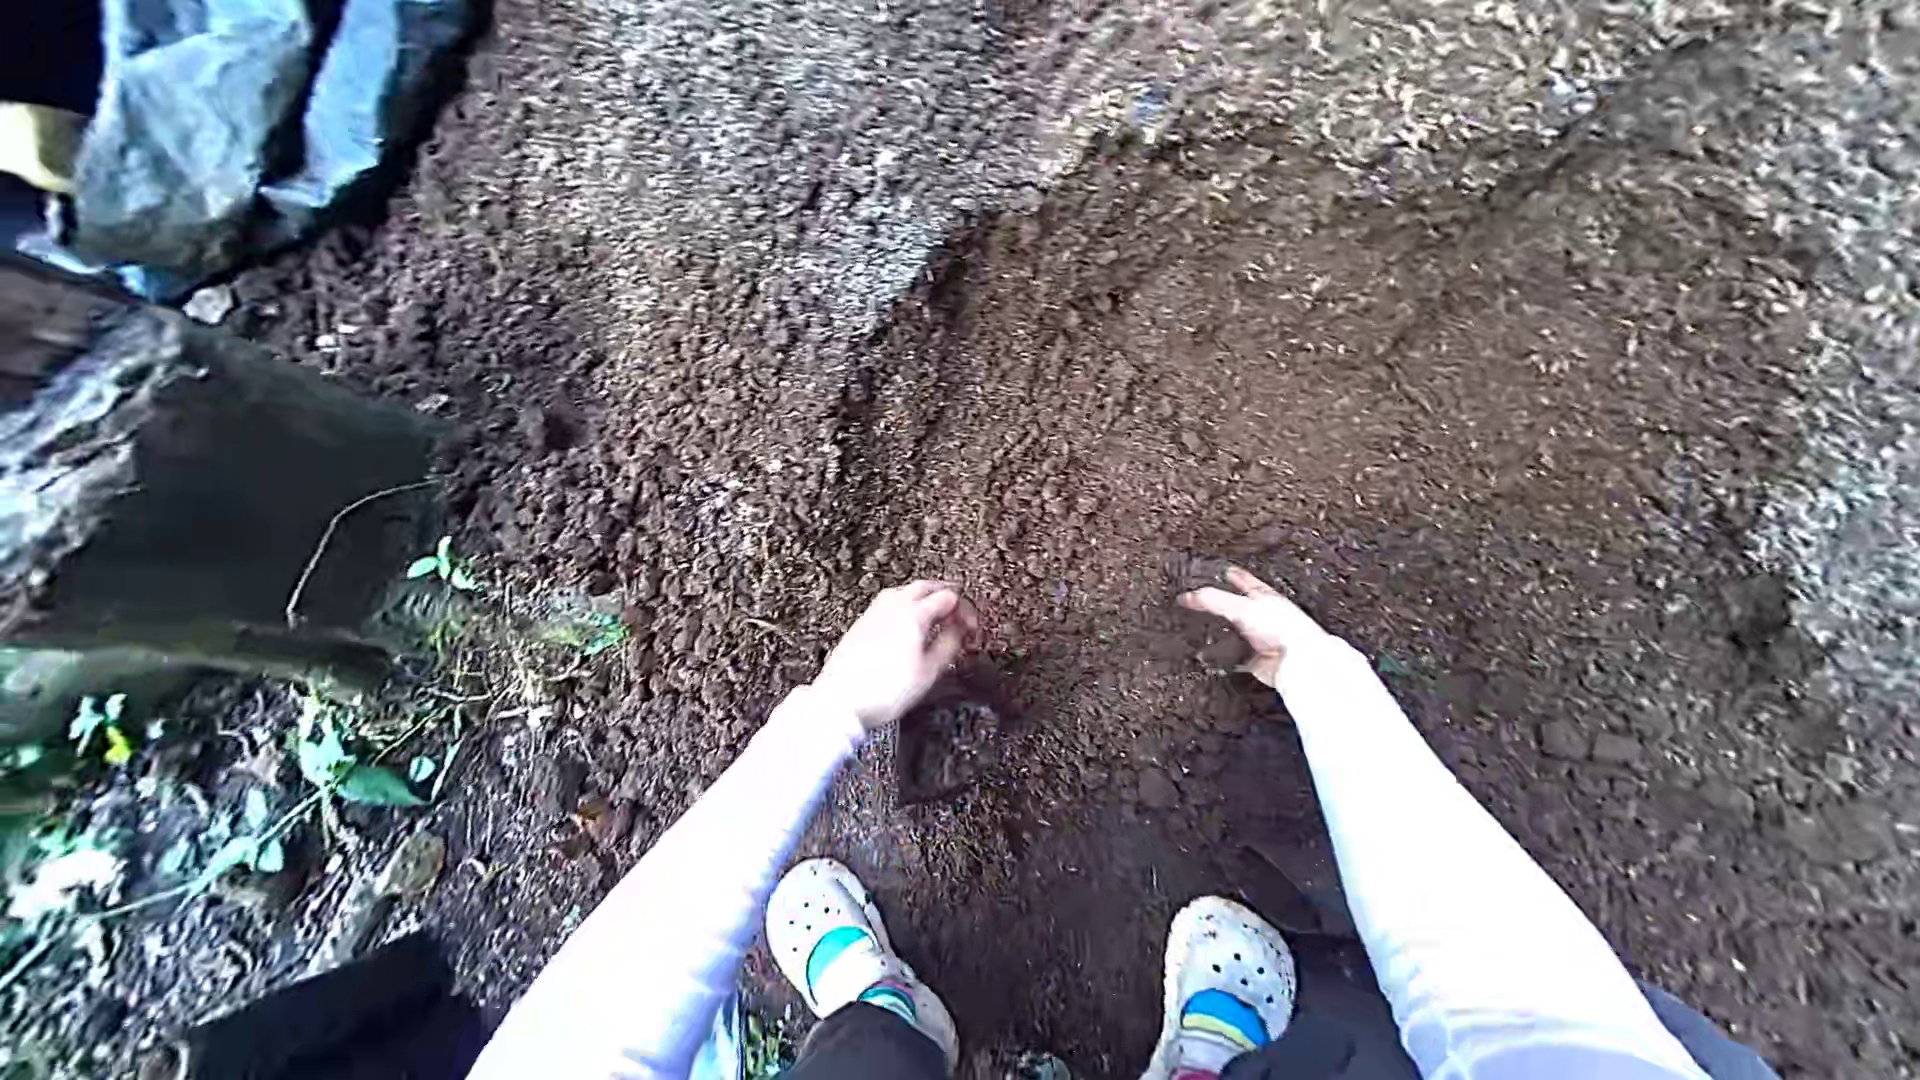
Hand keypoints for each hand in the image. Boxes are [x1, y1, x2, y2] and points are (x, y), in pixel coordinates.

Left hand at [812, 581, 980, 729]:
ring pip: (906, 591)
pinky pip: (890, 603)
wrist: (840, 701)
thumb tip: (959, 631)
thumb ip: (949, 644)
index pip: (949, 596)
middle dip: (946, 596)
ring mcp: (875, 611)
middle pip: (926, 587)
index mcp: (914, 613)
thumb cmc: (883, 690)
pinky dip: (907, 607)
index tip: (971, 628)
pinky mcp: (862, 622)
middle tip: (959, 613)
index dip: (965, 610)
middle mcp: (893, 605)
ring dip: (925, 599)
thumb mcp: (929, 671)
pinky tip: (909, 626)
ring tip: (936, 618)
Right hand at [1178, 565, 1329, 688]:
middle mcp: (1262, 616)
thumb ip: (1212, 599)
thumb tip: (1188, 596)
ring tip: (1202, 626)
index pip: (1243, 579)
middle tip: (1203, 598)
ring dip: (1219, 630)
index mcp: (1263, 596)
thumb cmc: (1282, 629)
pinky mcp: (1254, 657)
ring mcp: (1259, 637)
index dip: (1230, 574)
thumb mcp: (1240, 606)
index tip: (1220, 570)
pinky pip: (1232, 655)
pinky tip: (1210, 654)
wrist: (1296, 662)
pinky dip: (1221, 655)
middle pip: (1237, 605)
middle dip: (1220, 602)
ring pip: (1234, 630)